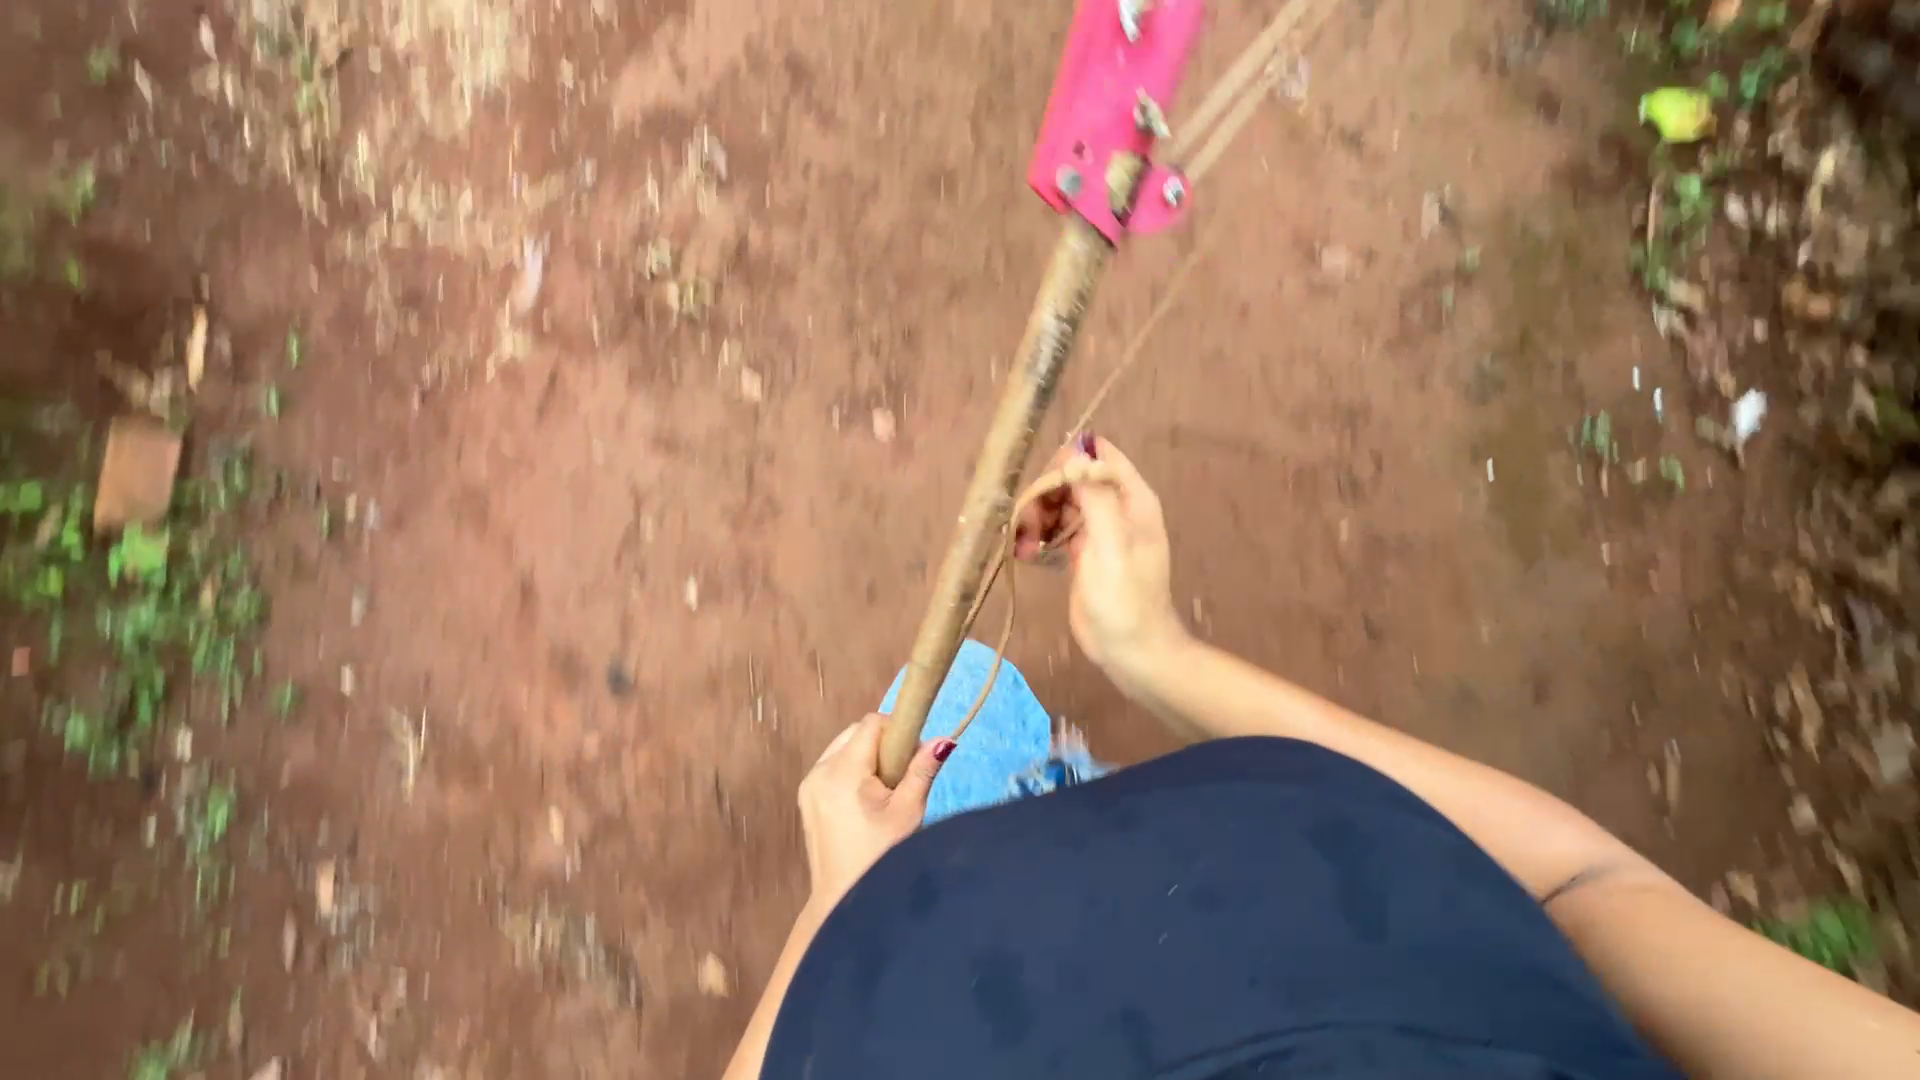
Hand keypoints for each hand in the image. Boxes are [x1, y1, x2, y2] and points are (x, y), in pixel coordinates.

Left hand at [798, 713, 952, 907]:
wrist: (841, 904)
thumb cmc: (880, 859)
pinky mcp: (806, 796)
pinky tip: (866, 799)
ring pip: (844, 746)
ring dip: (868, 756)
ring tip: (885, 790)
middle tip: (902, 776)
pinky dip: (852, 769)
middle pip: (856, 732)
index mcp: (841, 773)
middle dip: (883, 744)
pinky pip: (833, 764)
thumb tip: (944, 739)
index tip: (913, 757)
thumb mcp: (907, 812)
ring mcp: (808, 784)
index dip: (897, 731)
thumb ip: (922, 770)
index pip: (871, 723)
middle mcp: (818, 771)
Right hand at [1015, 436, 1185, 678]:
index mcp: (1132, 499)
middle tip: (1030, 516)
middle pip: (1075, 477)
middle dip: (1049, 490)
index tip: (1045, 481)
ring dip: (1039, 513)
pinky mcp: (1082, 553)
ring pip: (1062, 502)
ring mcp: (1098, 531)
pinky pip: (1057, 529)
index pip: (1101, 456)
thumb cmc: (1125, 597)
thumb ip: (1096, 496)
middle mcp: (1116, 509)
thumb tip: (1075, 454)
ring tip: (1025, 537)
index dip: (1071, 460)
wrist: (1129, 649)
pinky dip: (1041, 534)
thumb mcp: (1112, 542)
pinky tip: (1027, 549)